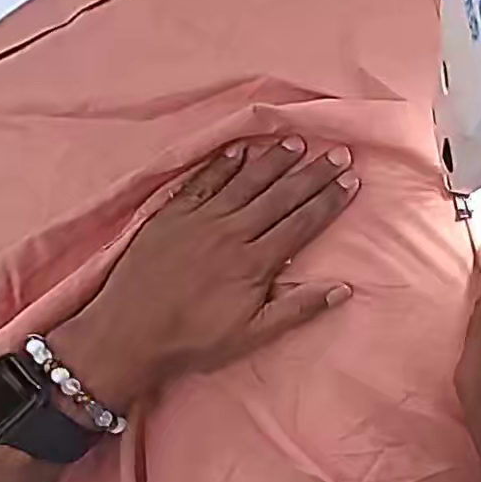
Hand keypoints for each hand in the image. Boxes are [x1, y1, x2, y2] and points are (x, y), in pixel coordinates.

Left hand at [49, 136, 359, 409]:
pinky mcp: (173, 213)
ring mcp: (201, 218)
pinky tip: (242, 148)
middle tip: (337, 151)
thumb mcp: (251, 335)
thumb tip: (343, 288)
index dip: (328, 200)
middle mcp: (232, 232)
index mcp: (254, 263)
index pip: (301, 223)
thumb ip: (297, 309)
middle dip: (313, 173)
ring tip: (298, 141)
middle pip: (280, 196)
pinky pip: (205, 179)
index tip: (350, 179)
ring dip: (274, 160)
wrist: (129, 331)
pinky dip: (225, 162)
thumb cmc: (193, 339)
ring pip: (246, 181)